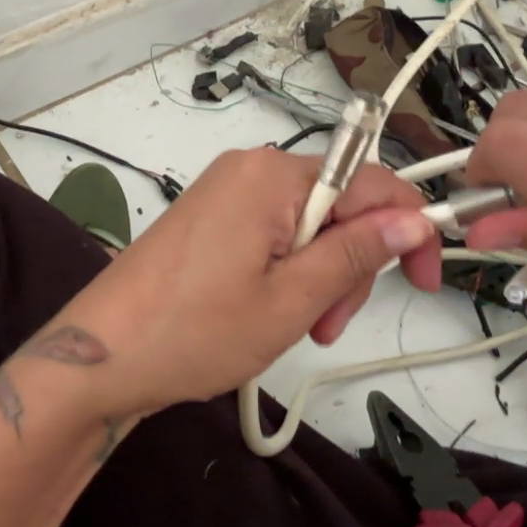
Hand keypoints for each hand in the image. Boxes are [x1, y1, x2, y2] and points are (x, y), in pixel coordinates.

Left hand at [57, 148, 441, 415]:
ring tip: (297, 329)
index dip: (408, 229)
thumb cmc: (195, 331)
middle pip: (337, 203)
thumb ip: (356, 252)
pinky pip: (271, 233)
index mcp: (271, 176)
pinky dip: (286, 272)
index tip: (426, 282)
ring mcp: (224, 192)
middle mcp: (248, 169)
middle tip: (327, 326)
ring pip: (306, 224)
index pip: (370, 181)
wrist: (100, 356)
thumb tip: (416, 218)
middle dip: (350, 263)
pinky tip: (270, 313)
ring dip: (319, 276)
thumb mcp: (291, 299)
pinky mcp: (208, 218)